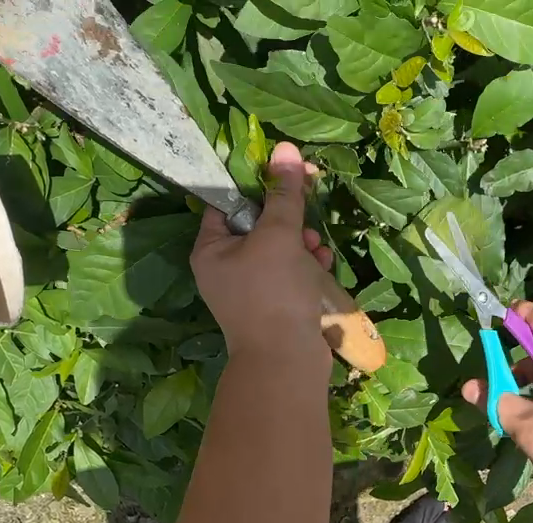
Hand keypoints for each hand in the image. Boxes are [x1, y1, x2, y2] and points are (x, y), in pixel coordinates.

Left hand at [190, 142, 335, 357]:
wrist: (286, 362)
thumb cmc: (273, 294)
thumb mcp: (279, 236)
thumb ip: (283, 195)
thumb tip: (286, 151)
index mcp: (210, 250)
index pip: (228, 203)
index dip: (257, 188)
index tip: (286, 180)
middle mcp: (225, 271)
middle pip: (257, 228)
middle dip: (287, 222)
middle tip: (306, 221)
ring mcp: (250, 294)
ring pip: (278, 254)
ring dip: (301, 246)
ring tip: (317, 248)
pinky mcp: (274, 311)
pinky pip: (290, 279)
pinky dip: (306, 270)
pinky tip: (322, 267)